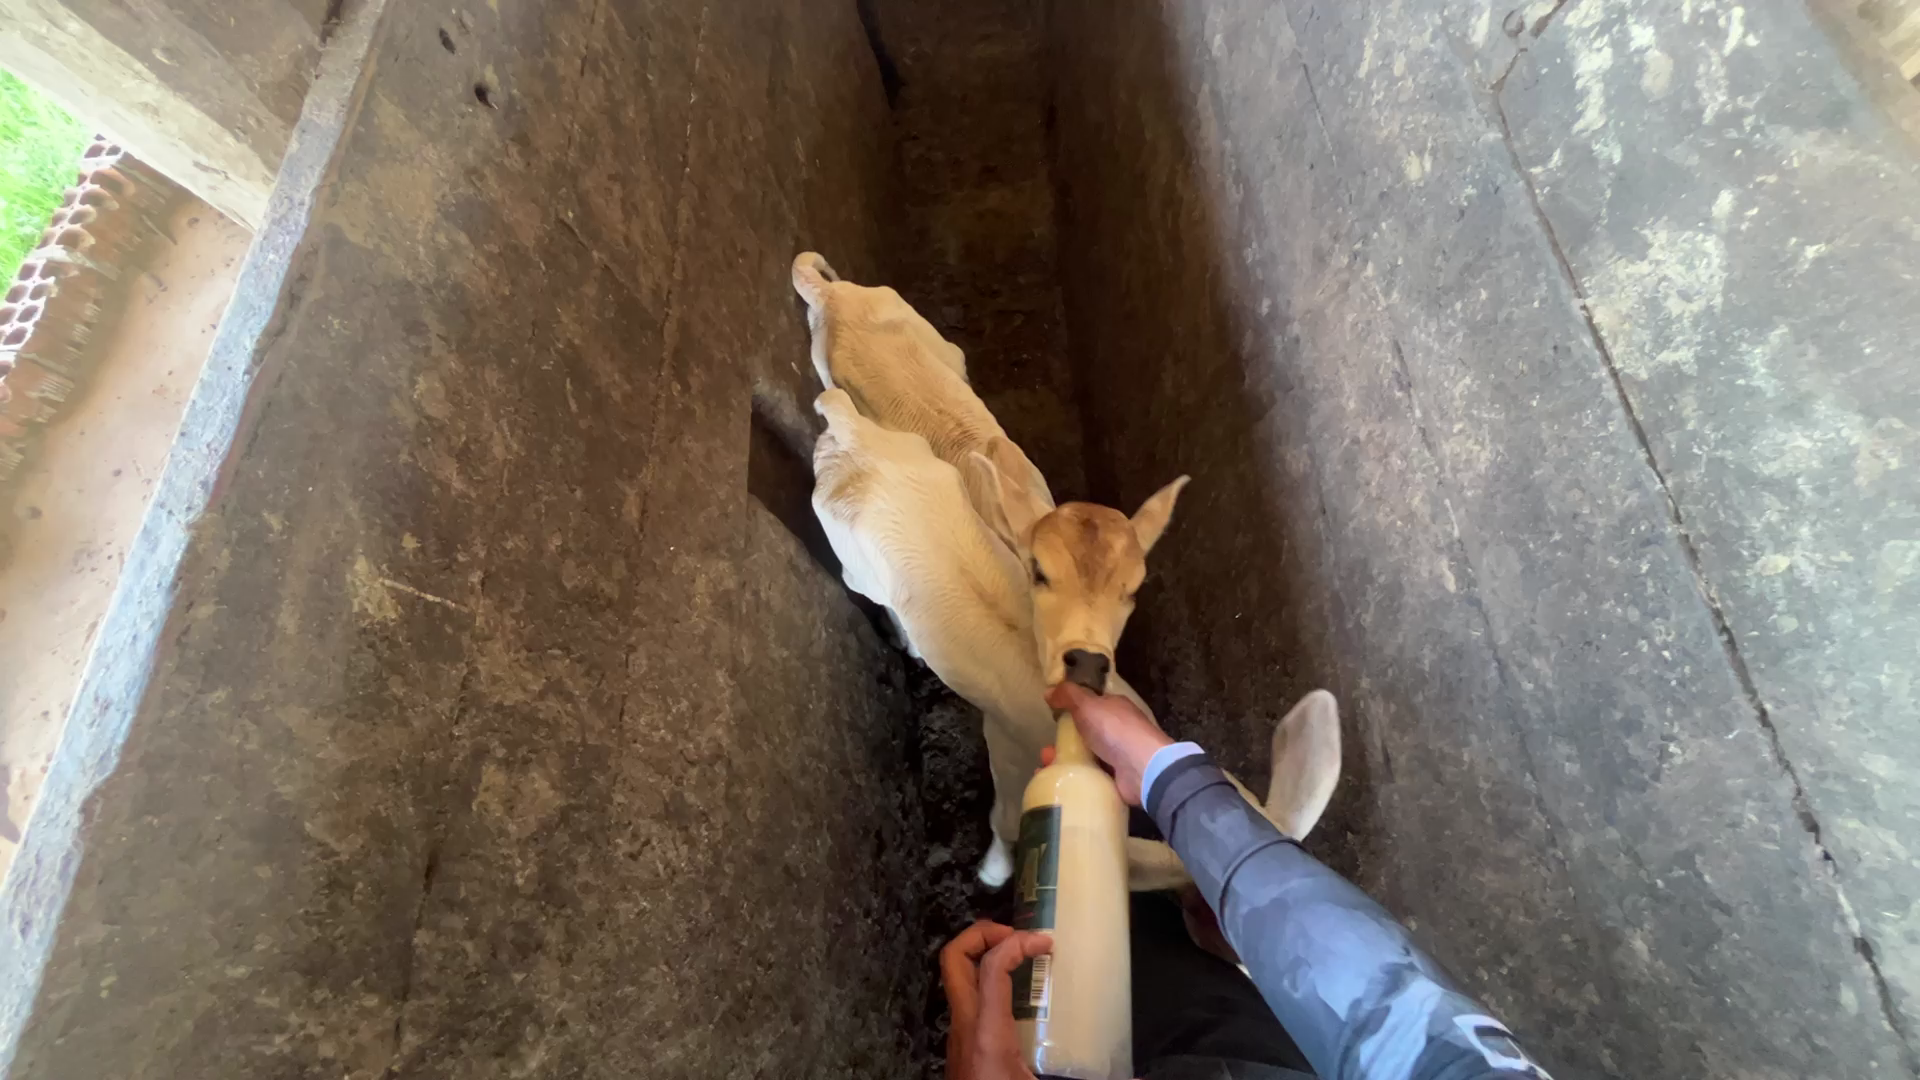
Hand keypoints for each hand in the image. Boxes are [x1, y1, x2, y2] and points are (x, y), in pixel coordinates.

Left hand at [940, 920, 1052, 1079]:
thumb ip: (1065, 1068)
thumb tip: (1106, 1060)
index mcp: (987, 1033)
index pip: (992, 966)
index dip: (1018, 943)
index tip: (1045, 942)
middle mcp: (965, 1025)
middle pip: (955, 957)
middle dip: (983, 933)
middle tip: (1016, 937)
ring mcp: (958, 1033)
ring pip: (958, 975)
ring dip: (983, 954)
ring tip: (1016, 955)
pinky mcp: (961, 1044)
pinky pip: (968, 996)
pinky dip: (986, 979)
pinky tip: (1013, 992)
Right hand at [1045, 683, 1172, 805]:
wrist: (1142, 768)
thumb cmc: (1114, 730)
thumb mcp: (1086, 704)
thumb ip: (1067, 695)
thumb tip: (1049, 690)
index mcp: (1115, 707)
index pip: (1092, 704)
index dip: (1072, 709)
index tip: (1053, 719)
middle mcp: (1119, 730)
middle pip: (1086, 733)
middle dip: (1064, 741)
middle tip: (1046, 751)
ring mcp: (1120, 756)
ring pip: (1087, 756)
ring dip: (1066, 761)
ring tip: (1045, 767)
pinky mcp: (1118, 779)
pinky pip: (1092, 777)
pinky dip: (1077, 779)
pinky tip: (1061, 783)